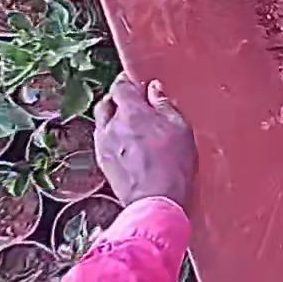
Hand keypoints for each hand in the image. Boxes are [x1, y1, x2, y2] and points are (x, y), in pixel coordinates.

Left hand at [94, 76, 196, 208]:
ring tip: (133, 123)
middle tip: (136, 101)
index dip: (128, 81)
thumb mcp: (180, 128)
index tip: (138, 83)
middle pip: (107, 102)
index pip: (120, 86)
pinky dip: (113, 134)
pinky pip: (103, 139)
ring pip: (103, 121)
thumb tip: (154, 90)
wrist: (156, 200)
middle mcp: (112, 125)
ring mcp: (104, 145)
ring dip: (114, 117)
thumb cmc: (173, 164)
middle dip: (119, 98)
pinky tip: (129, 142)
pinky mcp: (102, 161)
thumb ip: (165, 105)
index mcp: (132, 112)